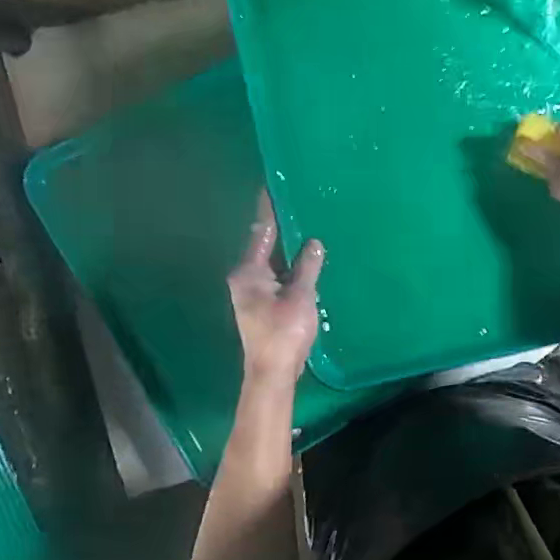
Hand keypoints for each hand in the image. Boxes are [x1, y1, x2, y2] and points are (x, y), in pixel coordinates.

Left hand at [227, 192, 324, 385]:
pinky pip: (278, 277)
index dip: (269, 210)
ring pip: (272, 263)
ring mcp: (253, 294)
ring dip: (287, 249)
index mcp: (249, 272)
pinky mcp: (264, 306)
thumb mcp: (301, 296)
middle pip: (264, 246)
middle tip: (297, 204)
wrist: (273, 372)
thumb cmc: (284, 332)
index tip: (273, 187)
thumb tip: (313, 242)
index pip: (261, 232)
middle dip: (281, 228)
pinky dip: (290, 267)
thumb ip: (307, 266)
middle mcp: (246, 279)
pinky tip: (306, 262)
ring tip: (305, 227)